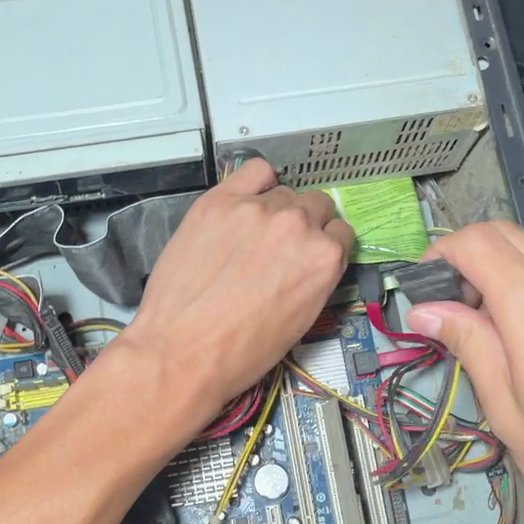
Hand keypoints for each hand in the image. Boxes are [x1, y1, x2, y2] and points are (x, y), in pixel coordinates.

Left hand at [118, 159, 353, 406]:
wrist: (182, 352)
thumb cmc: (240, 351)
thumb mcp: (300, 322)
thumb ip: (315, 279)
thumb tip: (309, 260)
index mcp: (324, 259)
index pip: (341, 232)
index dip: (325, 245)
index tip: (310, 253)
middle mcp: (298, 226)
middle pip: (317, 205)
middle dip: (305, 225)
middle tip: (281, 247)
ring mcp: (257, 210)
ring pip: (284, 192)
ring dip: (276, 209)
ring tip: (252, 236)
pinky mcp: (219, 202)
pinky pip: (253, 171)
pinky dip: (254, 183)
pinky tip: (244, 203)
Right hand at [406, 221, 523, 523]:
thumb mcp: (511, 414)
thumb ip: (470, 346)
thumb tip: (425, 310)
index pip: (476, 243)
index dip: (440, 256)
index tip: (424, 288)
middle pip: (508, 235)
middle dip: (470, 258)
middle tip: (455, 309)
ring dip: (509, 271)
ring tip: (499, 328)